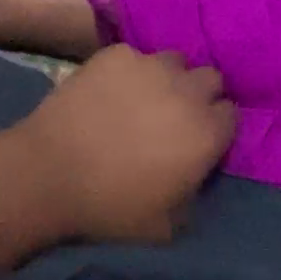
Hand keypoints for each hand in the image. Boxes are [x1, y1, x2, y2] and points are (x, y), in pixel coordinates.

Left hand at [14, 45, 235, 242]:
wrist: (48, 174)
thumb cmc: (110, 208)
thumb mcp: (167, 224)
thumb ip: (195, 194)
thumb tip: (198, 175)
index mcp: (207, 132)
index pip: (232, 115)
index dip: (217, 127)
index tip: (200, 140)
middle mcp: (188, 91)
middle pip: (211, 79)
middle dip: (199, 95)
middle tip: (174, 116)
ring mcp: (151, 66)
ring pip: (175, 61)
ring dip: (168, 78)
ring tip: (143, 97)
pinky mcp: (117, 54)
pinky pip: (135, 57)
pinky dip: (129, 71)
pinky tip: (109, 90)